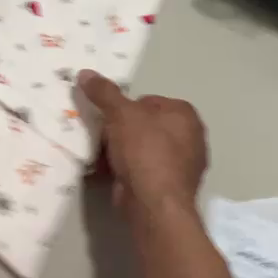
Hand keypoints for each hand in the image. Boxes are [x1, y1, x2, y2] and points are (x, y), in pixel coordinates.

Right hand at [78, 69, 208, 214]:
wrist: (153, 205)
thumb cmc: (144, 150)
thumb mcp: (119, 112)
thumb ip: (103, 91)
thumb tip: (85, 73)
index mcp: (186, 117)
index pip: (150, 100)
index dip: (127, 106)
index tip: (110, 115)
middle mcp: (191, 140)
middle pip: (145, 124)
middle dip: (122, 128)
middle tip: (102, 131)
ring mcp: (182, 168)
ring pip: (142, 148)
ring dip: (121, 149)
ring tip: (100, 151)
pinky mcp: (169, 189)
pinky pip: (142, 170)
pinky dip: (125, 168)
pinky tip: (106, 170)